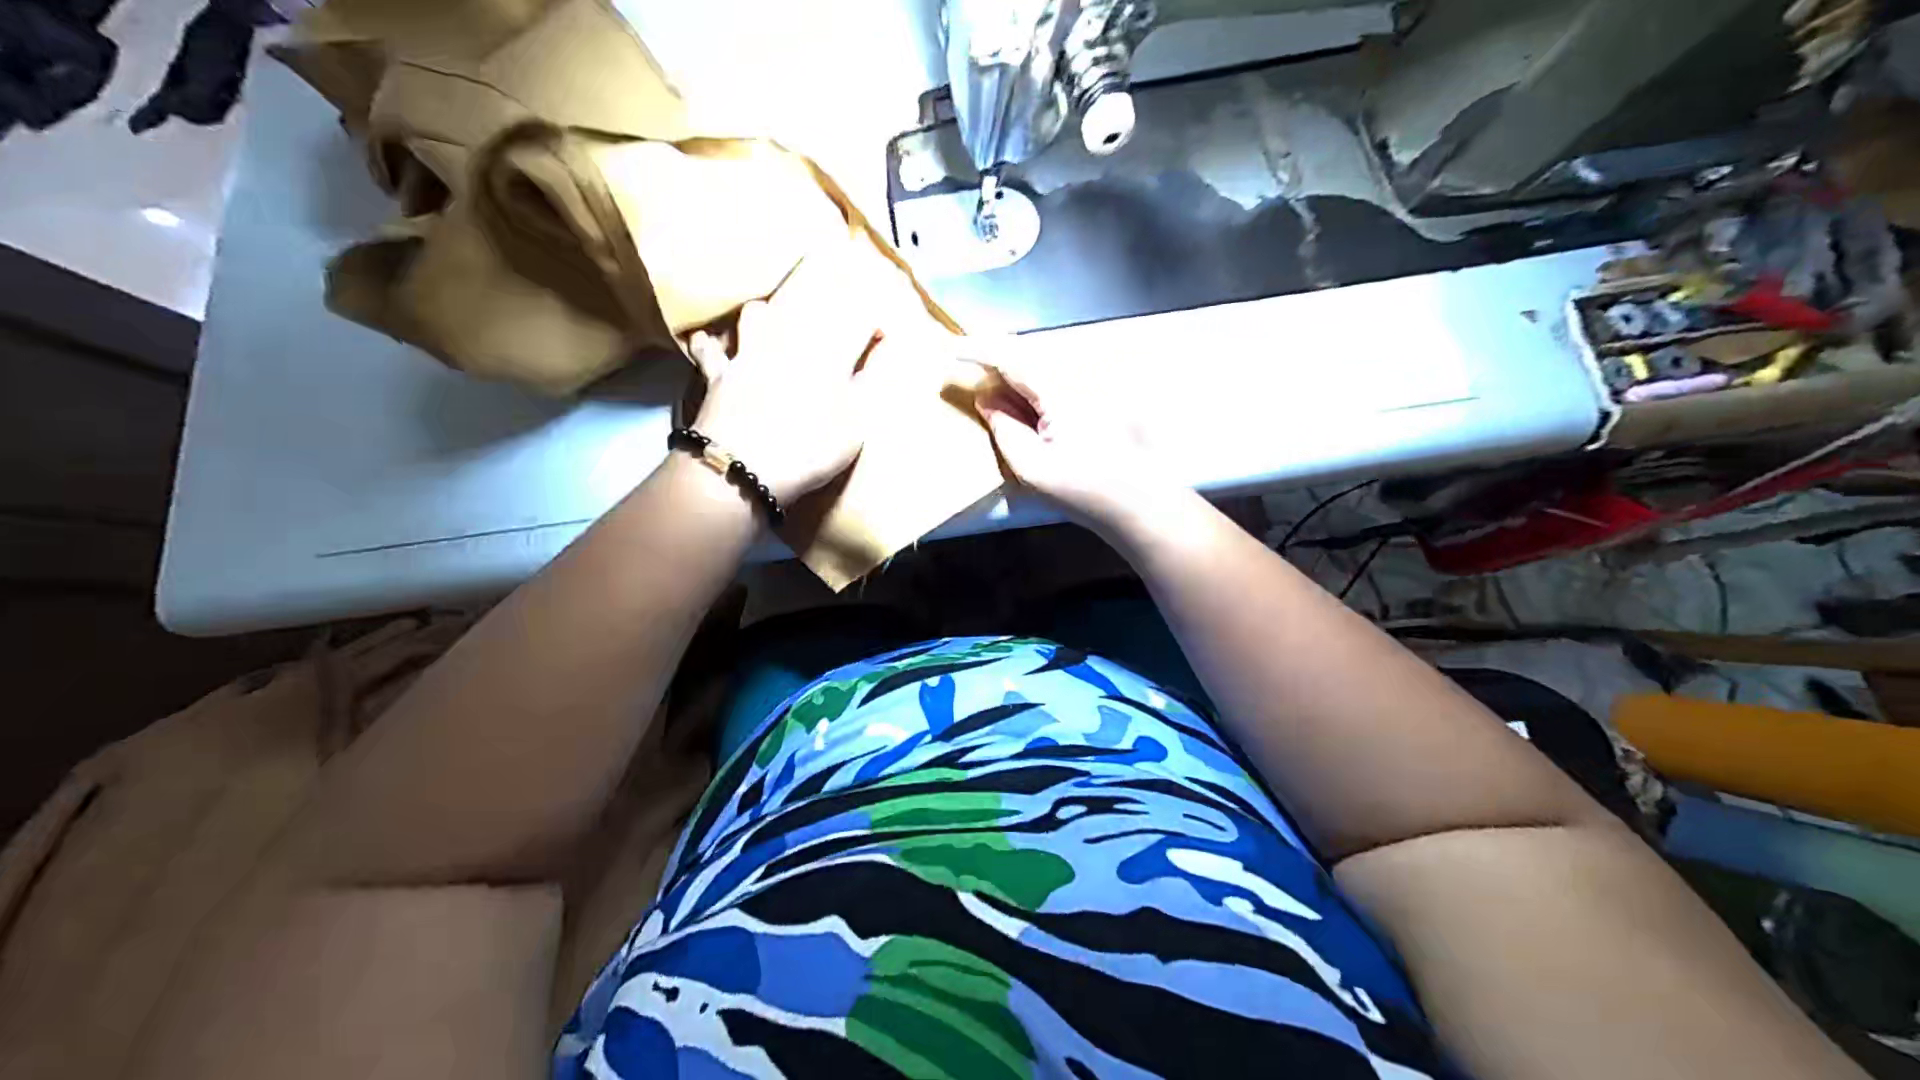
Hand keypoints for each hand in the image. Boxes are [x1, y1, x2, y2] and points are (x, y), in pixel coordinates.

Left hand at [686, 242, 883, 502]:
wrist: (743, 470)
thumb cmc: (809, 450)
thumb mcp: (856, 423)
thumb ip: (872, 381)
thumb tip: (887, 346)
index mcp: (826, 354)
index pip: (856, 320)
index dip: (871, 321)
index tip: (880, 333)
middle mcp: (786, 342)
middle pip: (804, 304)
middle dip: (823, 300)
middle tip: (831, 310)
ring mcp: (748, 355)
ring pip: (755, 314)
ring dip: (766, 312)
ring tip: (773, 319)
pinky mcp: (717, 375)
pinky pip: (710, 350)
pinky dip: (710, 345)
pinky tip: (710, 342)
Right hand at [967, 343, 1185, 532]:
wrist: (1141, 506)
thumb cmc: (1082, 490)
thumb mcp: (1031, 466)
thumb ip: (1003, 428)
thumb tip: (985, 398)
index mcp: (1058, 394)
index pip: (1013, 362)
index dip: (981, 353)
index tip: (955, 350)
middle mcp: (1078, 385)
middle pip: (1030, 368)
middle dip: (999, 371)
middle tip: (973, 381)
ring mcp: (1093, 396)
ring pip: (1046, 382)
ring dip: (1019, 388)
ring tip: (998, 401)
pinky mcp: (1102, 410)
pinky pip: (1060, 394)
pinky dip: (1038, 400)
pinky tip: (1030, 418)